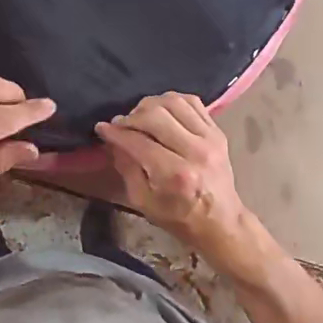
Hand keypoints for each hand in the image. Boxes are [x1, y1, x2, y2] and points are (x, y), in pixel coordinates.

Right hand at [95, 92, 261, 264]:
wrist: (220, 221)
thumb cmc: (178, 217)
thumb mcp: (143, 201)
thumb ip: (126, 167)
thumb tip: (112, 140)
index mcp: (176, 175)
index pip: (138, 141)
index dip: (116, 132)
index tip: (102, 128)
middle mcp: (195, 151)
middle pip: (156, 115)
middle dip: (131, 117)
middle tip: (121, 125)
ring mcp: (210, 138)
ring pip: (174, 102)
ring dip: (150, 105)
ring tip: (140, 117)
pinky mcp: (218, 131)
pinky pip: (192, 101)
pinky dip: (172, 101)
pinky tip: (162, 113)